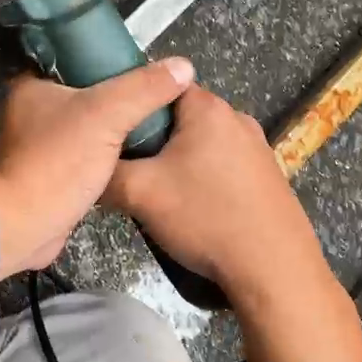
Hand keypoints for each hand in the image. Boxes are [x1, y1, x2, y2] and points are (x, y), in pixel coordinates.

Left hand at [0, 59, 194, 281]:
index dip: (109, 58)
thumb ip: (143, 89)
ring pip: (86, 124)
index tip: (143, 65)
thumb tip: (182, 66)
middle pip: (84, 92)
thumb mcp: (107, 115)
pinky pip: (84, 152)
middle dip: (118, 96)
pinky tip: (134, 155)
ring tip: (153, 123)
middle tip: (156, 96)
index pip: (74, 58)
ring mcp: (37, 142)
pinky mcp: (48, 171)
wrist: (25, 225)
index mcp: (32, 84)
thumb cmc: (58, 161)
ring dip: (113, 127)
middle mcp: (30, 109)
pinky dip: (105, 153)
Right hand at [102, 86, 361, 361]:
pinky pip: (223, 166)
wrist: (277, 275)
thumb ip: (104, 172)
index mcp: (207, 108)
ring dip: (178, 162)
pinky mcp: (270, 178)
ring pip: (200, 143)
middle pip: (178, 116)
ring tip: (158, 193)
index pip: (157, 86)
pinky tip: (193, 211)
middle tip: (129, 167)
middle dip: (152, 139)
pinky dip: (204, 180)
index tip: (111, 132)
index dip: (130, 107)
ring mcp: (259, 149)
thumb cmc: (206, 219)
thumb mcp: (139, 194)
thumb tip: (85, 167)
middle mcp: (237, 118)